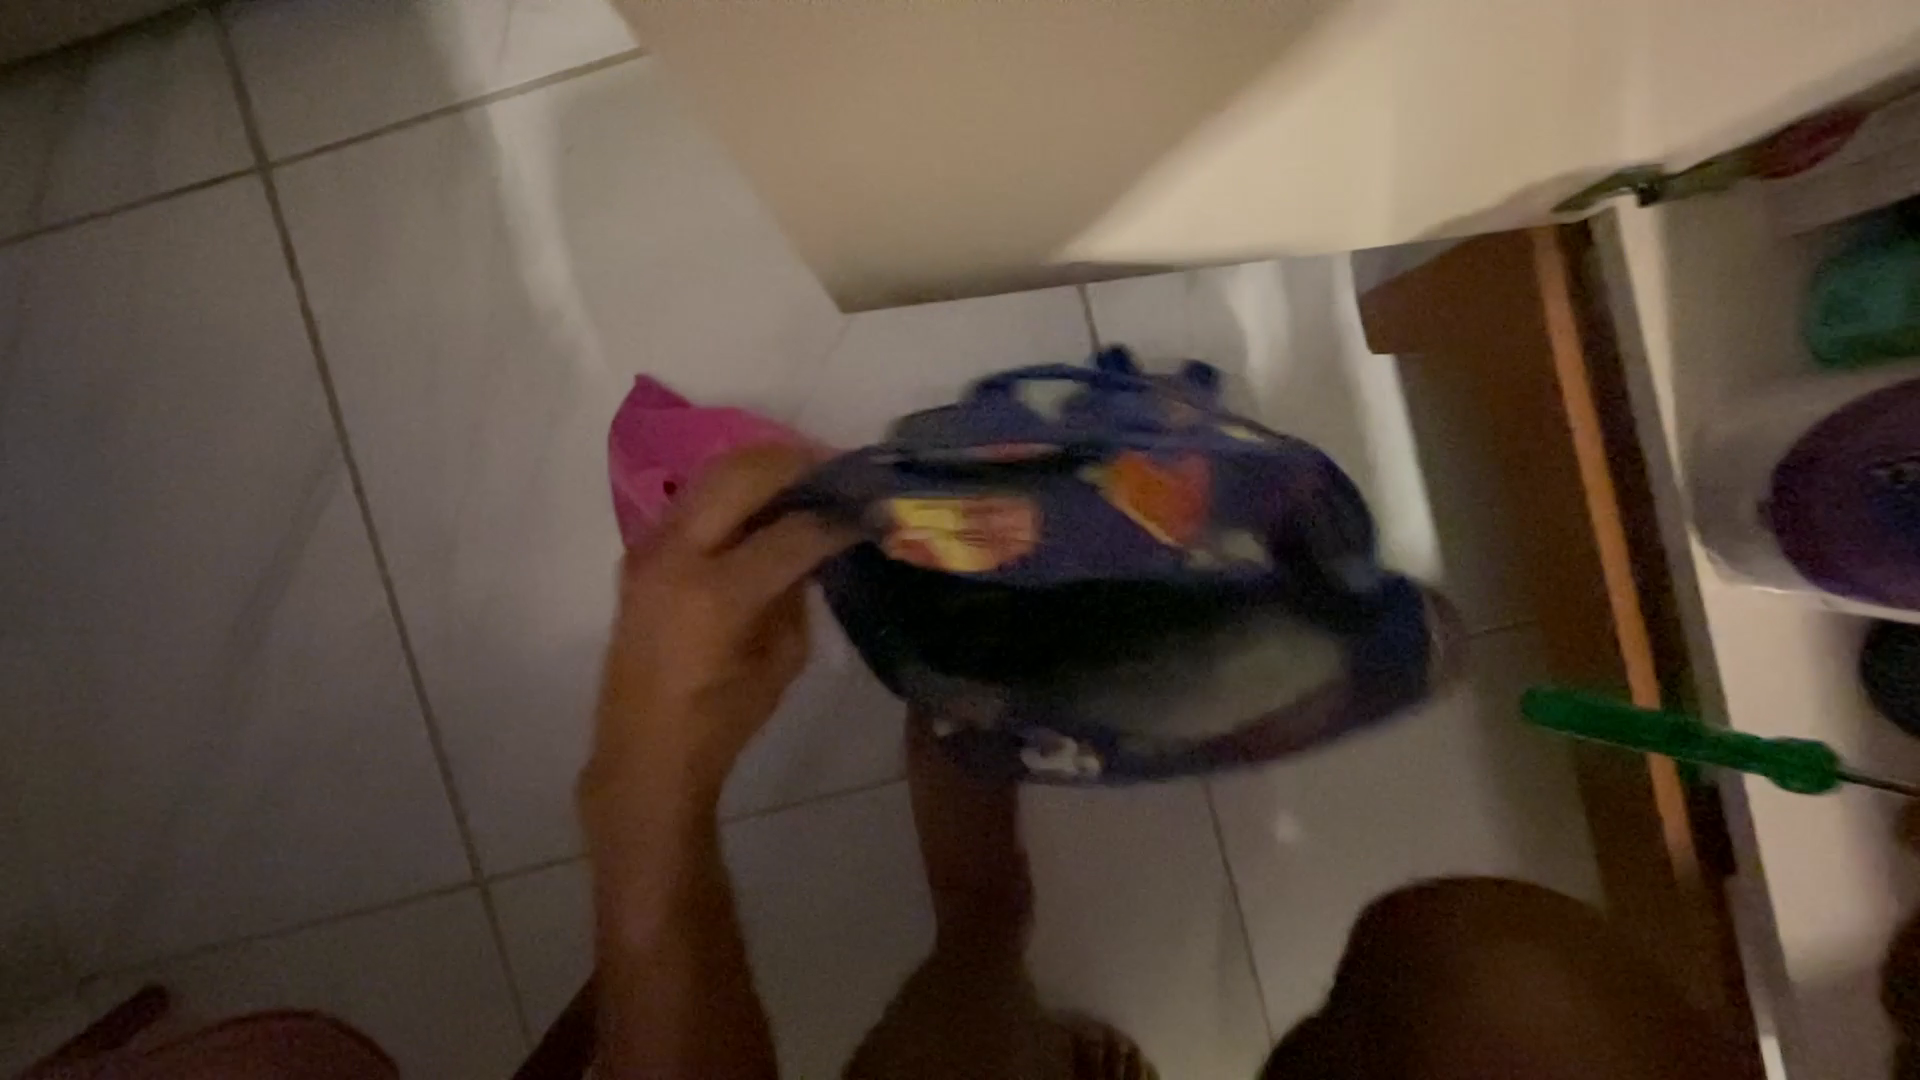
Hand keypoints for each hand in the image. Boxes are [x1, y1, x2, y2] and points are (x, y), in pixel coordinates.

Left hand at [579, 445, 855, 830]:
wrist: (644, 747)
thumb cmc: (723, 718)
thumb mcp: (783, 657)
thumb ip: (799, 590)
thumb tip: (817, 544)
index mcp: (716, 594)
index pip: (793, 531)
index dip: (838, 516)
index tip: (871, 507)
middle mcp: (676, 553)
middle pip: (744, 473)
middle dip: (799, 462)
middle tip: (841, 470)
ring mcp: (650, 545)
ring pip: (714, 473)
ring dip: (766, 466)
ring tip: (810, 476)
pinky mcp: (642, 549)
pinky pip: (697, 496)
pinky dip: (738, 486)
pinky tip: (769, 501)